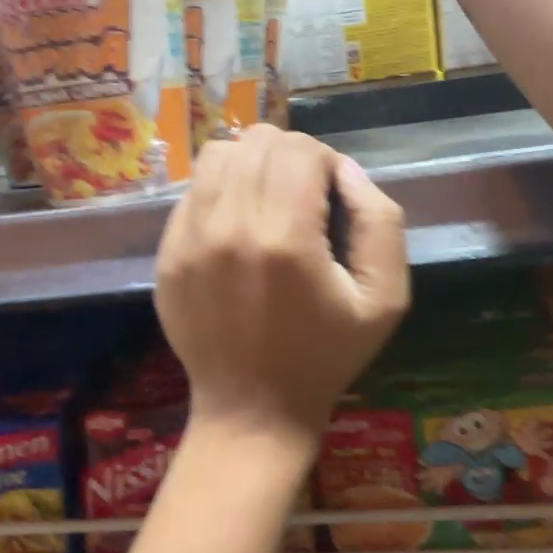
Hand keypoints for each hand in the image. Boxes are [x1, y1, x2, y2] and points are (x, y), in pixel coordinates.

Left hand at [155, 125, 409, 456]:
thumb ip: (380, 221)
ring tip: (269, 204)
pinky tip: (238, 229)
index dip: (327, 163)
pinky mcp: (166, 254)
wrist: (252, 411)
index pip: (300, 149)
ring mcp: (188, 240)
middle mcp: (228, 228)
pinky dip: (220, 193)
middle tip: (304, 199)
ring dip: (251, 166)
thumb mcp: (386, 298)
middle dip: (291, 158)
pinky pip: (192, 191)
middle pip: (257, 142)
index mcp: (285, 239)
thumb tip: (345, 171)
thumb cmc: (326, 356)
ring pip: (218, 155)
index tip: (333, 200)